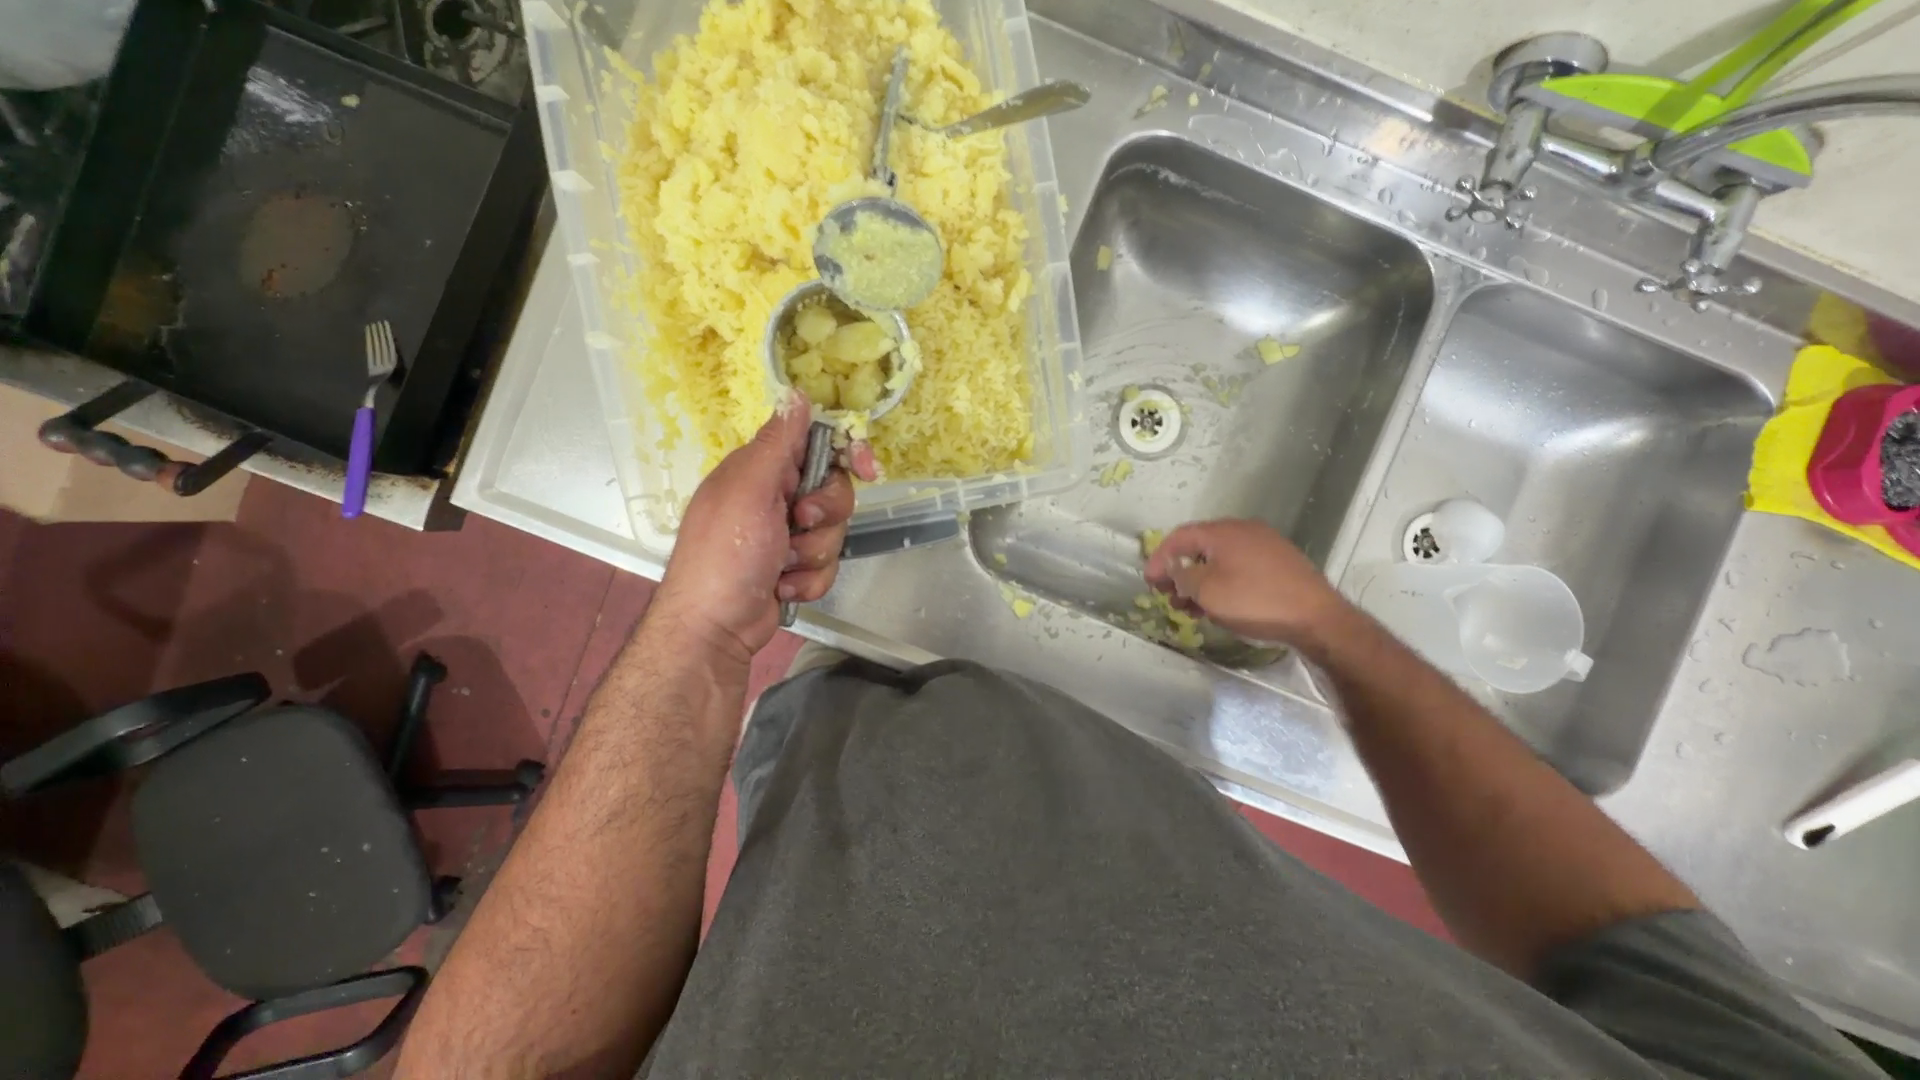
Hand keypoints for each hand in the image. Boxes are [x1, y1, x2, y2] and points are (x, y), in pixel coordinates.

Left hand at [651, 398, 854, 666]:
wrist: (715, 628)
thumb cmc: (726, 553)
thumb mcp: (749, 490)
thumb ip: (778, 443)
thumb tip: (796, 393)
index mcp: (760, 470)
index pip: (816, 444)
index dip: (846, 452)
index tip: (867, 468)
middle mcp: (774, 498)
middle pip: (834, 491)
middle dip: (825, 515)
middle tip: (799, 524)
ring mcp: (785, 537)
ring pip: (833, 532)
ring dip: (813, 554)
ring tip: (782, 567)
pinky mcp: (794, 570)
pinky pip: (825, 566)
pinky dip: (808, 580)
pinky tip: (782, 588)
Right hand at [1143, 519, 1350, 651]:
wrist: (1317, 618)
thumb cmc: (1255, 601)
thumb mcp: (1208, 591)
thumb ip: (1183, 576)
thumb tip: (1174, 568)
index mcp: (1224, 531)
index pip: (1180, 537)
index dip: (1159, 557)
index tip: (1148, 580)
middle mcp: (1244, 530)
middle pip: (1201, 546)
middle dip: (1180, 571)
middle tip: (1167, 595)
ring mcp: (1266, 546)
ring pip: (1221, 559)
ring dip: (1200, 581)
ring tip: (1189, 607)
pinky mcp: (1280, 564)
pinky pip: (1240, 568)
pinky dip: (1222, 582)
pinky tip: (1218, 605)